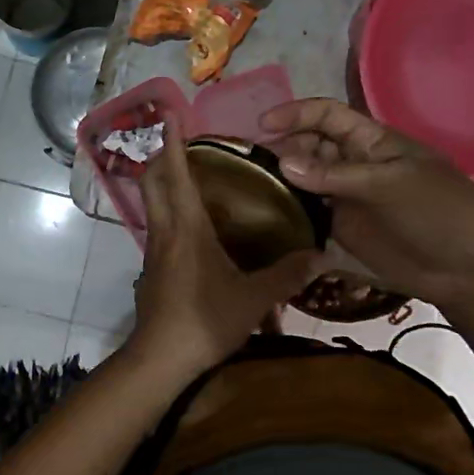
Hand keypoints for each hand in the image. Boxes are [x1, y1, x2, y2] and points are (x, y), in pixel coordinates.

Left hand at [128, 121, 315, 376]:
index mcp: (186, 227)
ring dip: (164, 183)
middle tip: (183, 142)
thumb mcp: (253, 299)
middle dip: (163, 157)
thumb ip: (287, 275)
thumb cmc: (204, 320)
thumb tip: (321, 254)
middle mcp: (164, 230)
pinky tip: (194, 225)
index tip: (170, 116)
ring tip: (192, 176)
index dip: (172, 142)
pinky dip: (170, 210)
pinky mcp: (153, 267)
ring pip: (153, 204)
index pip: (175, 174)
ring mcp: (154, 249)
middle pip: (153, 182)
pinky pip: (159, 226)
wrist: (160, 358)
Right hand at [262, 98, 473, 305]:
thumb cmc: (439, 213)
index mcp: (373, 141)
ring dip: (282, 176)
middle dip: (282, 146)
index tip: (264, 125)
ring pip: (304, 176)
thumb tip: (281, 163)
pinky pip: (308, 208)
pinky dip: (289, 206)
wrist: (468, 270)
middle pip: (310, 144)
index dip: (296, 114)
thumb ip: (334, 175)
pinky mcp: (341, 225)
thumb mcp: (389, 185)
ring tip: (253, 185)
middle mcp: (355, 162)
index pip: (328, 116)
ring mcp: (346, 194)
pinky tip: (268, 209)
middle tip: (253, 163)